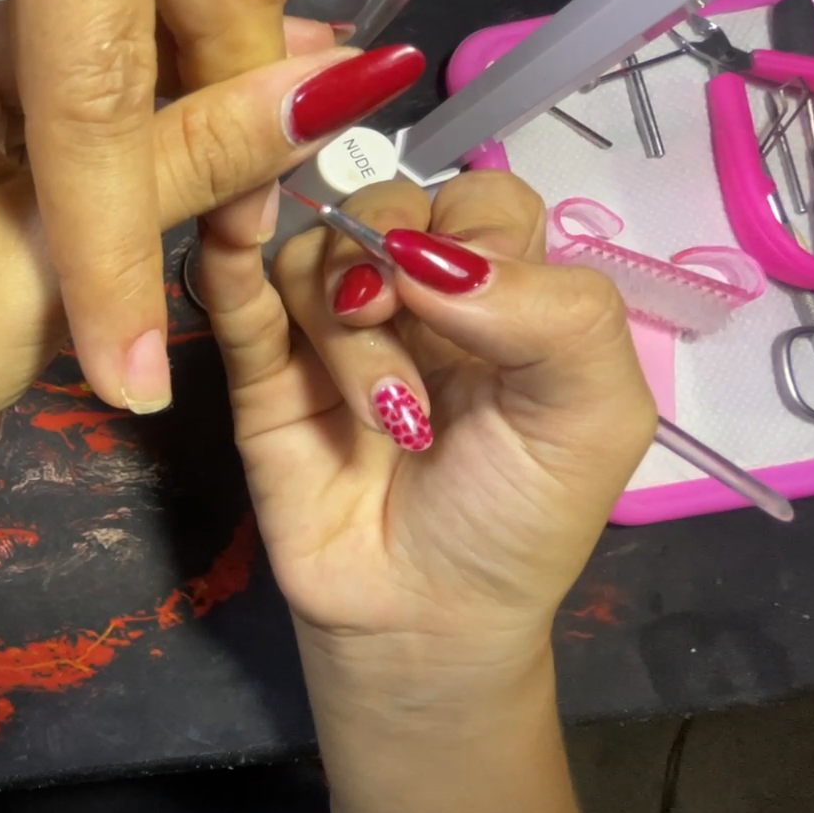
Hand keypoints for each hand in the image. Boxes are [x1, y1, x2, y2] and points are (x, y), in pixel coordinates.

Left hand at [0, 7, 418, 476]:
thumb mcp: (59, 251)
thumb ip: (185, 164)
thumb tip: (328, 83)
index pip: (91, 13)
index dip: (210, 37)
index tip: (315, 68)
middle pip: (106, 51)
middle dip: (214, 82)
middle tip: (321, 100)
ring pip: (110, 105)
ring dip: (197, 126)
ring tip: (290, 134)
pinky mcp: (3, 185)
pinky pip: (93, 153)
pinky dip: (159, 164)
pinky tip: (230, 163)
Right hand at [201, 174, 657, 693]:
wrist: (414, 608)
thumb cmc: (513, 519)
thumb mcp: (589, 419)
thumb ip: (551, 318)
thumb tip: (420, 257)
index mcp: (495, 300)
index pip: (470, 204)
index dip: (460, 224)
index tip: (460, 293)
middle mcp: (405, 305)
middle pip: (370, 215)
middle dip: (375, 260)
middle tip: (380, 322)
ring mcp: (321, 339)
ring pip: (301, 262)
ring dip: (332, 320)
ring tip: (372, 411)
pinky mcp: (258, 377)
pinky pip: (234, 306)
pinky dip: (225, 267)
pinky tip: (225, 244)